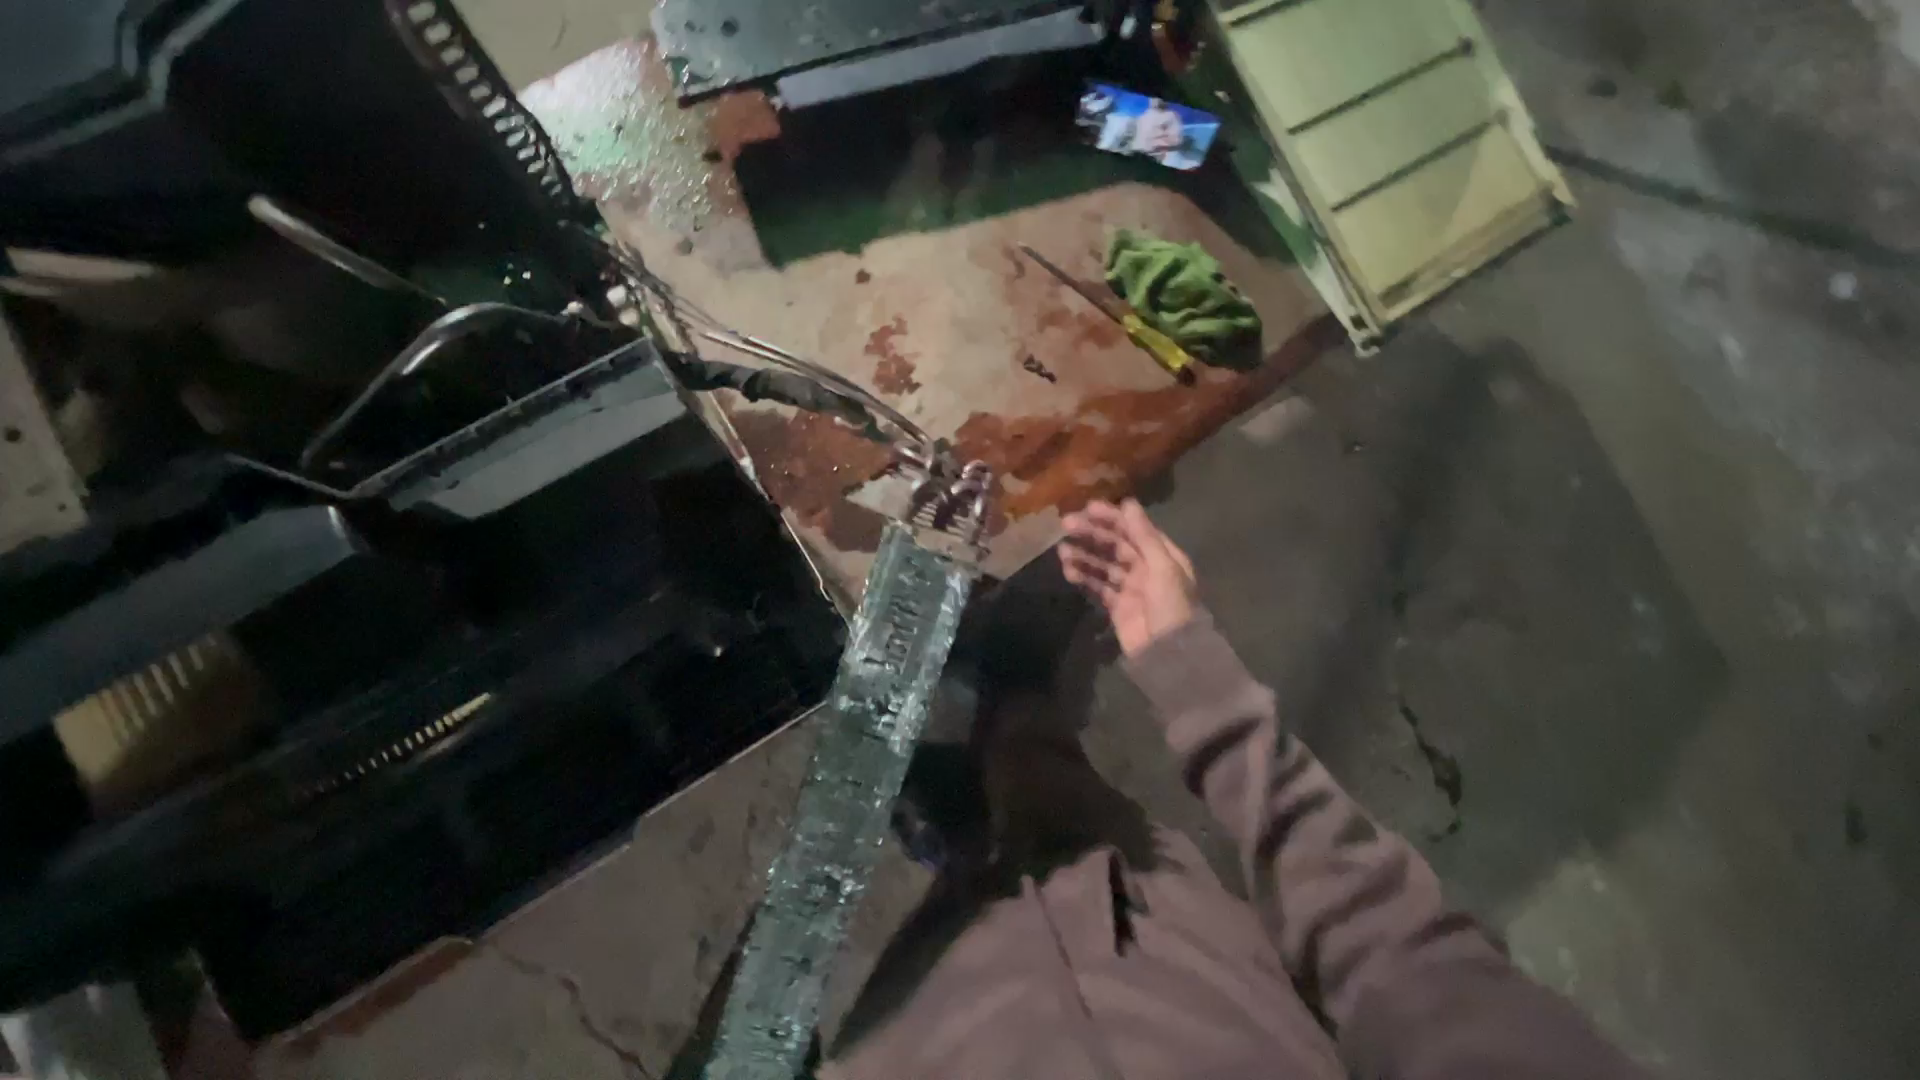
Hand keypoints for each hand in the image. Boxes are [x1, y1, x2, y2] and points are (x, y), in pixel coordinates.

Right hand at [1058, 498, 1197, 657]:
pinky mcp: (1117, 606)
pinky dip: (1083, 577)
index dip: (1111, 517)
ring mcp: (1130, 588)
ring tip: (1062, 551)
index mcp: (1162, 555)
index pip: (1134, 529)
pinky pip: (1097, 586)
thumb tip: (1128, 503)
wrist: (1170, 653)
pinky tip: (1068, 570)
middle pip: (1115, 544)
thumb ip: (1144, 536)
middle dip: (1092, 534)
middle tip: (1066, 524)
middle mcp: (1146, 567)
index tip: (1087, 508)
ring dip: (1084, 555)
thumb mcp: (1162, 567)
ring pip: (1103, 564)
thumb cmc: (1171, 605)